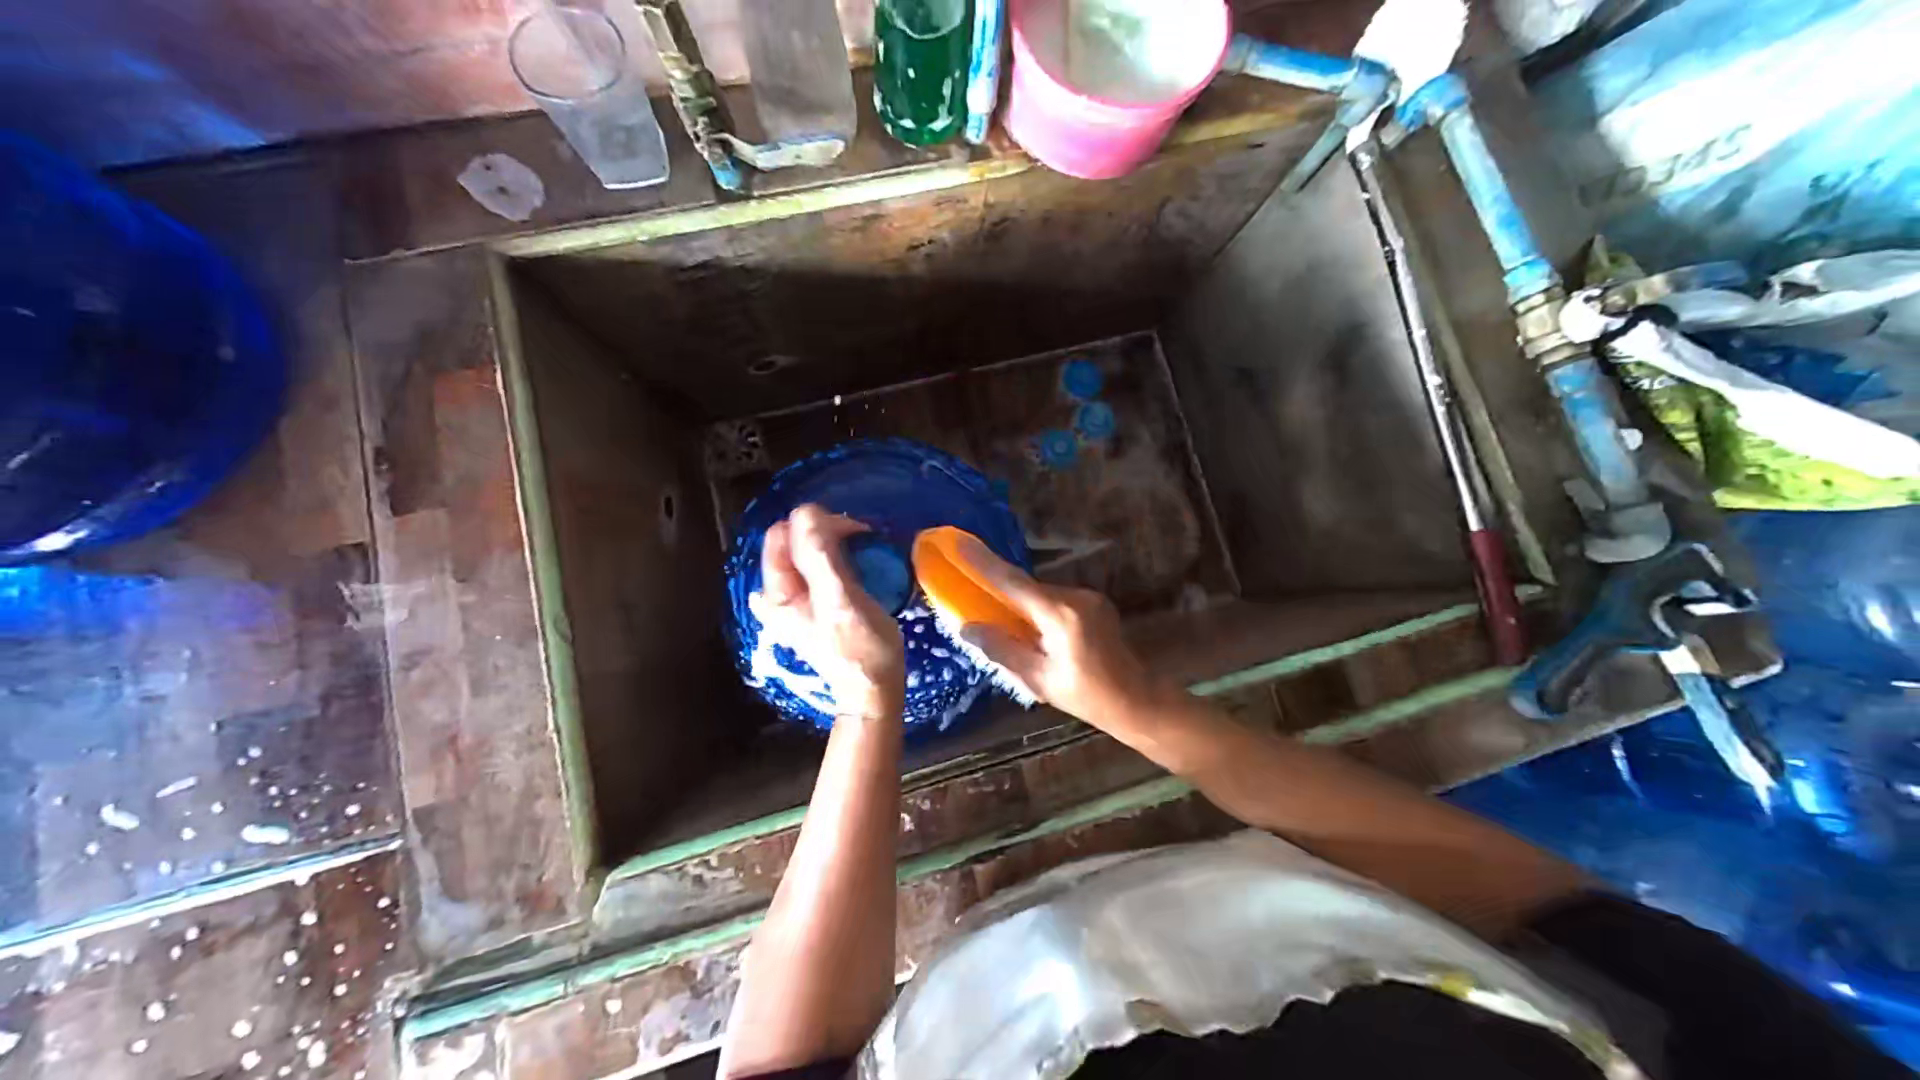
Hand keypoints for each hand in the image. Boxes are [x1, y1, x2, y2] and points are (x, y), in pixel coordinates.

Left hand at [751, 504, 905, 723]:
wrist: (874, 692)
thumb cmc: (861, 650)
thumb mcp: (840, 601)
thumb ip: (819, 556)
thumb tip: (806, 512)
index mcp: (777, 591)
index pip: (784, 533)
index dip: (817, 524)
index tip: (855, 533)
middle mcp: (780, 592)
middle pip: (795, 539)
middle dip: (828, 531)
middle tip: (864, 541)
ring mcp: (798, 599)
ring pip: (811, 551)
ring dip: (838, 544)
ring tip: (866, 553)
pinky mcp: (818, 604)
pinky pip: (824, 566)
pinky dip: (842, 559)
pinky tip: (861, 569)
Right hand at [946, 533, 1165, 725]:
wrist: (1136, 700)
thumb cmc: (1086, 696)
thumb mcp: (1038, 679)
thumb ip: (1002, 649)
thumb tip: (967, 627)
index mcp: (1061, 615)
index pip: (1014, 583)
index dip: (983, 562)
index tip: (960, 542)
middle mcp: (1077, 596)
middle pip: (1026, 587)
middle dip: (999, 589)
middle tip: (971, 591)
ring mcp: (1089, 597)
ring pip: (1041, 593)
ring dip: (1020, 604)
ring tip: (1004, 625)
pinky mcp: (1095, 602)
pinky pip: (1055, 599)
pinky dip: (1038, 609)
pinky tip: (1034, 630)